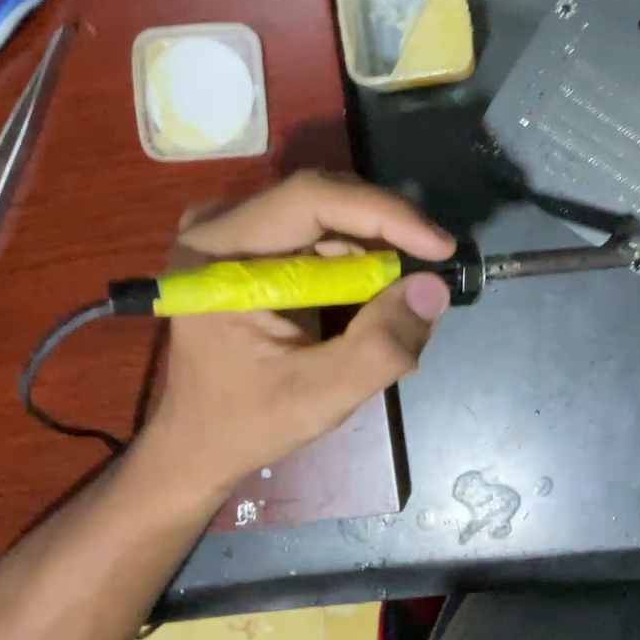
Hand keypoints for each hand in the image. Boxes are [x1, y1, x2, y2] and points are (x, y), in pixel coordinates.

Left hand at [141, 171, 456, 490]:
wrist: (199, 441)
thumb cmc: (246, 422)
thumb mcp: (318, 398)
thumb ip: (378, 347)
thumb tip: (434, 288)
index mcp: (218, 253)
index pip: (311, 199)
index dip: (383, 215)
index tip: (441, 248)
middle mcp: (223, 225)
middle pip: (327, 199)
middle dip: (388, 235)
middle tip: (431, 277)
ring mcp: (240, 231)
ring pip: (335, 216)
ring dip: (380, 256)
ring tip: (402, 313)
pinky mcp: (259, 244)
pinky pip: (328, 235)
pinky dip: (364, 268)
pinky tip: (375, 312)